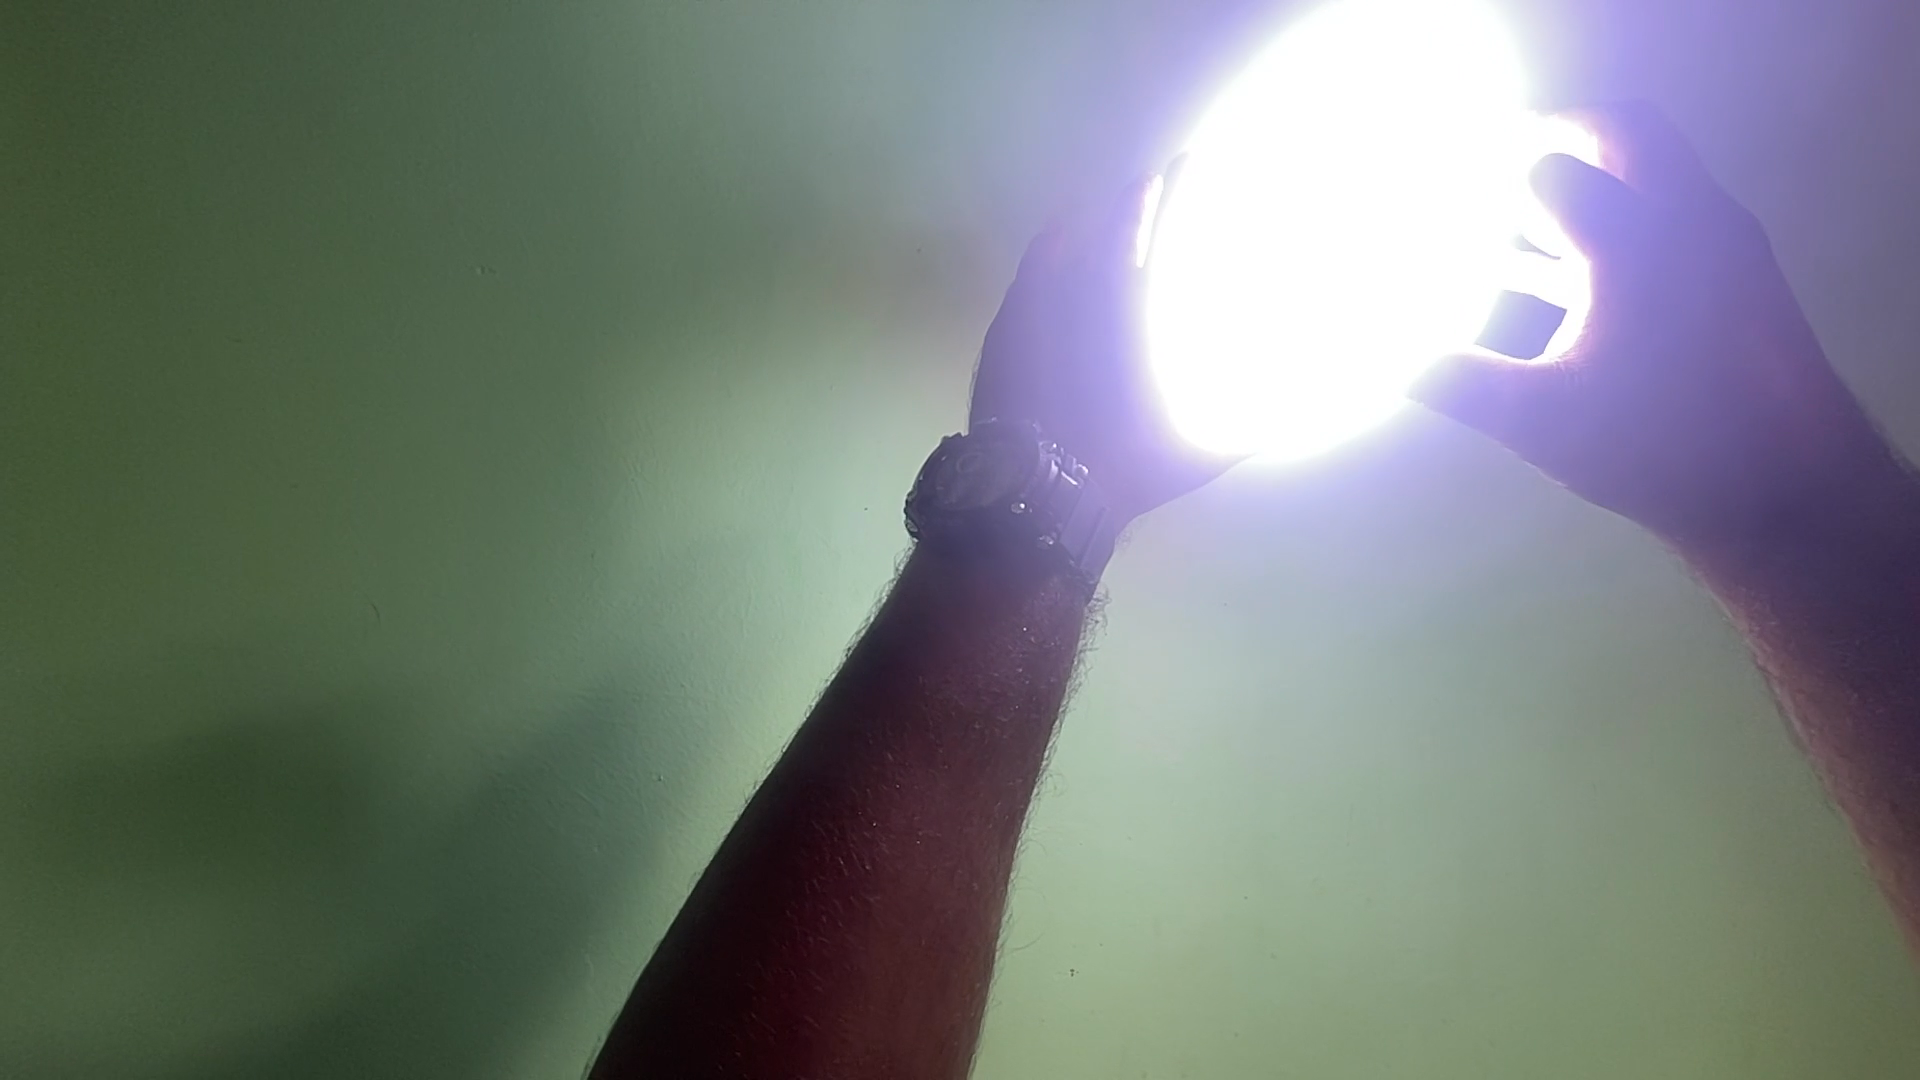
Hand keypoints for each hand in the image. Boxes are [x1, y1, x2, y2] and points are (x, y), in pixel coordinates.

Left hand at [970, 174, 1238, 527]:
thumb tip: (1296, 413)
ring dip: (1084, 222)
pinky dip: (1042, 253)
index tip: (1186, 164)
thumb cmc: (1122, 471)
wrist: (1038, 494)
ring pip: (1062, 247)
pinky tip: (1050, 242)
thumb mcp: (1197, 457)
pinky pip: (1026, 277)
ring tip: (1093, 206)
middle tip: (1144, 183)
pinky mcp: (1006, 335)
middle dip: (1130, 203)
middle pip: (1108, 230)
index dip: (1175, 194)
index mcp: (1137, 316)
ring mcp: (1038, 315)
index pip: (1160, 233)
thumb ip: (1248, 428)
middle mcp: (1086, 299)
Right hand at [1414, 102, 1901, 544]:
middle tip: (1480, 155)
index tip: (1434, 172)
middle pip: (1623, 136)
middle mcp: (1688, 224)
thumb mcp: (1535, 417)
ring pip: (1637, 180)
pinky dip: (1582, 231)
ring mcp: (1713, 251)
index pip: (1552, 170)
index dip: (1487, 165)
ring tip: (1488, 213)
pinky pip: (1644, 227)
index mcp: (1639, 244)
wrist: (1786, 488)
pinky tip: (1524, 276)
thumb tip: (1382, 361)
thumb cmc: (1658, 444)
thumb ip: (1453, 380)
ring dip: (1564, 185)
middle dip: (1548, 135)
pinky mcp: (1720, 284)